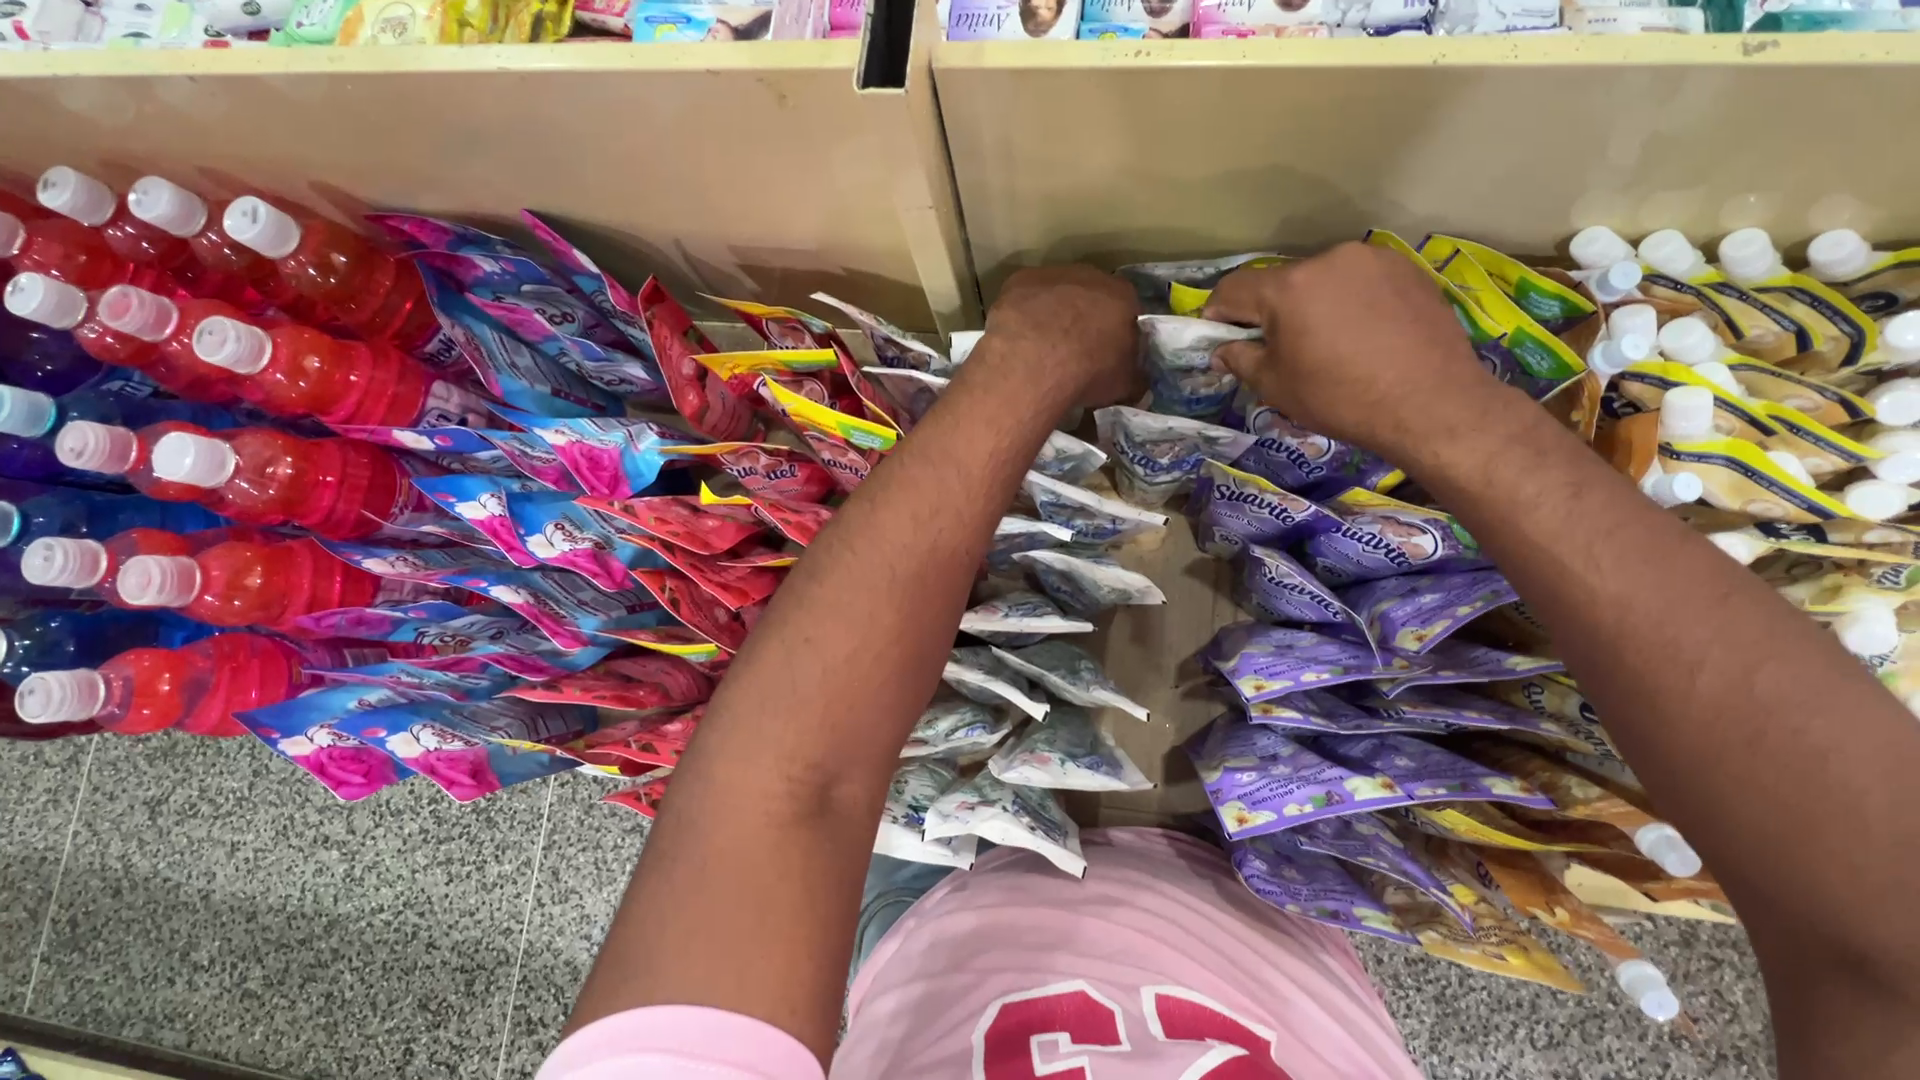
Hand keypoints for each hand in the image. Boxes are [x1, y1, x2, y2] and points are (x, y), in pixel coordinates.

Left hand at [976, 265, 1143, 410]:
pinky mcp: (1019, 280)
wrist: (1037, 360)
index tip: (1108, 352)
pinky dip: (1025, 313)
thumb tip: (1138, 385)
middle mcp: (1091, 276)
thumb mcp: (1124, 385)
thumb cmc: (1089, 371)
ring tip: (1043, 347)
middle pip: (1091, 296)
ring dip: (1053, 314)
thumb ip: (1134, 380)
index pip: (1127, 310)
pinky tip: (1020, 336)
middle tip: (1075, 349)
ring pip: (1057, 293)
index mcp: (1123, 296)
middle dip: (1085, 318)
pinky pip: (1027, 297)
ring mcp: (1053, 274)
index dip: (1118, 332)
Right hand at [1202, 241, 1510, 462]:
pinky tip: (1364, 334)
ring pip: (1323, 279)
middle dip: (1271, 311)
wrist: (1432, 403)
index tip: (1219, 337)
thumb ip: (1242, 360)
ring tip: (1329, 342)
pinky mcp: (1406, 269)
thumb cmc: (1342, 399)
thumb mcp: (1277, 387)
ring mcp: (1371, 259)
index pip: (1233, 288)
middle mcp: (1328, 260)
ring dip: (1313, 303)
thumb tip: (1224, 349)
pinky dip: (1350, 301)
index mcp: (1288, 287)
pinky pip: (1360, 281)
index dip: (1217, 313)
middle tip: (1280, 349)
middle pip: (1281, 282)